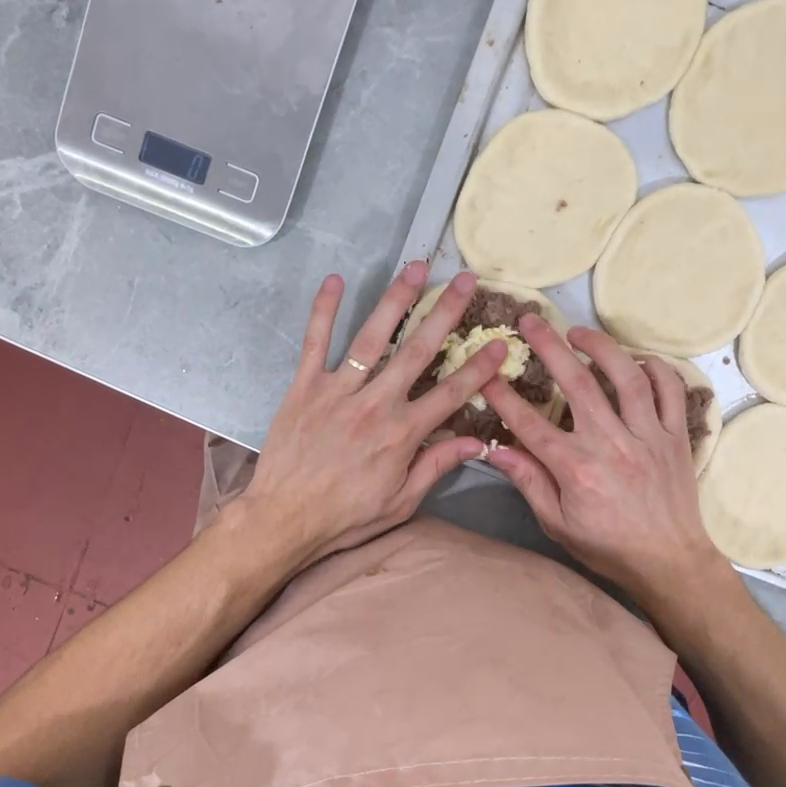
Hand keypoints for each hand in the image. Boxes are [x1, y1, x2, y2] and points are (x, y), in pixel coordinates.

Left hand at [238, 262, 505, 565]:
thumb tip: (476, 442)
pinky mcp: (305, 387)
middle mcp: (375, 404)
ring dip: (396, 300)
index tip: (500, 342)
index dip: (479, 367)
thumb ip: (436, 466)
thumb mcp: (400, 502)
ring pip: (372, 337)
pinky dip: (324, 310)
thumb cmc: (345, 517)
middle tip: (467, 280)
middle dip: (447, 313)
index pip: (450, 393)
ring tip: (416, 268)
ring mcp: (338, 391)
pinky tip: (335, 280)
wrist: (285, 518)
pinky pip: (315, 342)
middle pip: (418, 351)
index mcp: (402, 434)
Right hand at [480, 318, 727, 600]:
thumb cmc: (607, 547)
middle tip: (531, 320)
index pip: (529, 423)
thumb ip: (528, 482)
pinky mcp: (675, 436)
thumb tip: (495, 451)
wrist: (668, 561)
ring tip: (579, 332)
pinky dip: (655, 369)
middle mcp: (610, 443)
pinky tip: (636, 360)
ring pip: (626, 376)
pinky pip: (670, 391)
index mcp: (575, 468)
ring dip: (601, 347)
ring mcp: (647, 436)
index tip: (487, 374)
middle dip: (549, 347)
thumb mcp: (556, 524)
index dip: (504, 397)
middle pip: (577, 383)